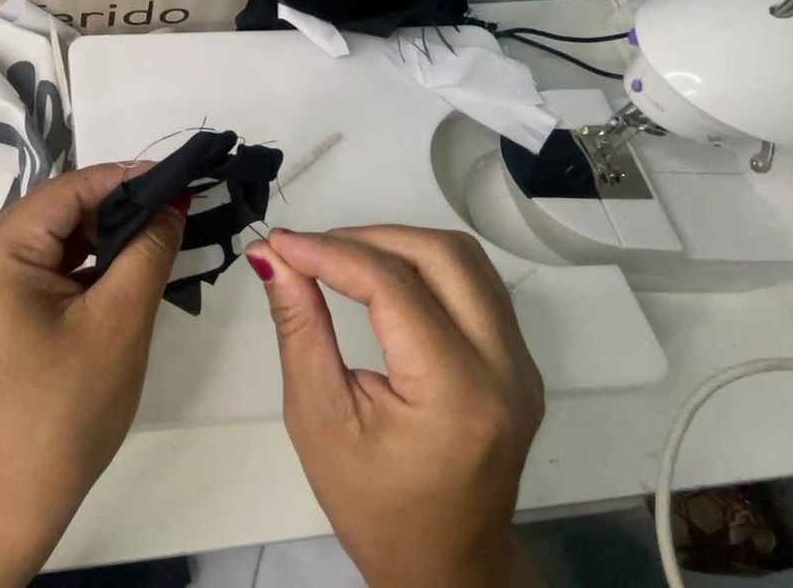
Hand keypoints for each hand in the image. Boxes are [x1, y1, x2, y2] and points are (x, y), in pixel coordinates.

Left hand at [0, 163, 186, 587]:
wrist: (15, 498)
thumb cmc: (68, 410)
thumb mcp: (120, 322)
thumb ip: (149, 250)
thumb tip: (174, 202)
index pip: (67, 191)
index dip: (125, 178)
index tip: (178, 177)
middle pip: (57, 212)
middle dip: (117, 208)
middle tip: (175, 210)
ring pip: (54, 240)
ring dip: (104, 236)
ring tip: (159, 235)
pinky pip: (46, 269)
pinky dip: (86, 265)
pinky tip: (125, 268)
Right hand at [246, 226, 545, 587]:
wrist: (444, 564)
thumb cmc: (371, 504)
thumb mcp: (317, 418)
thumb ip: (299, 327)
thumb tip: (271, 257)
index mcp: (456, 393)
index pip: (393, 287)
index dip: (330, 253)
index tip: (279, 243)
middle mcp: (505, 368)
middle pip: (443, 256)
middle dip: (368, 238)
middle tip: (310, 250)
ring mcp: (521, 364)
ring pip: (465, 261)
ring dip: (398, 245)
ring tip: (339, 259)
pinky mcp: (518, 362)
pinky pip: (475, 286)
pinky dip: (422, 266)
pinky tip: (379, 280)